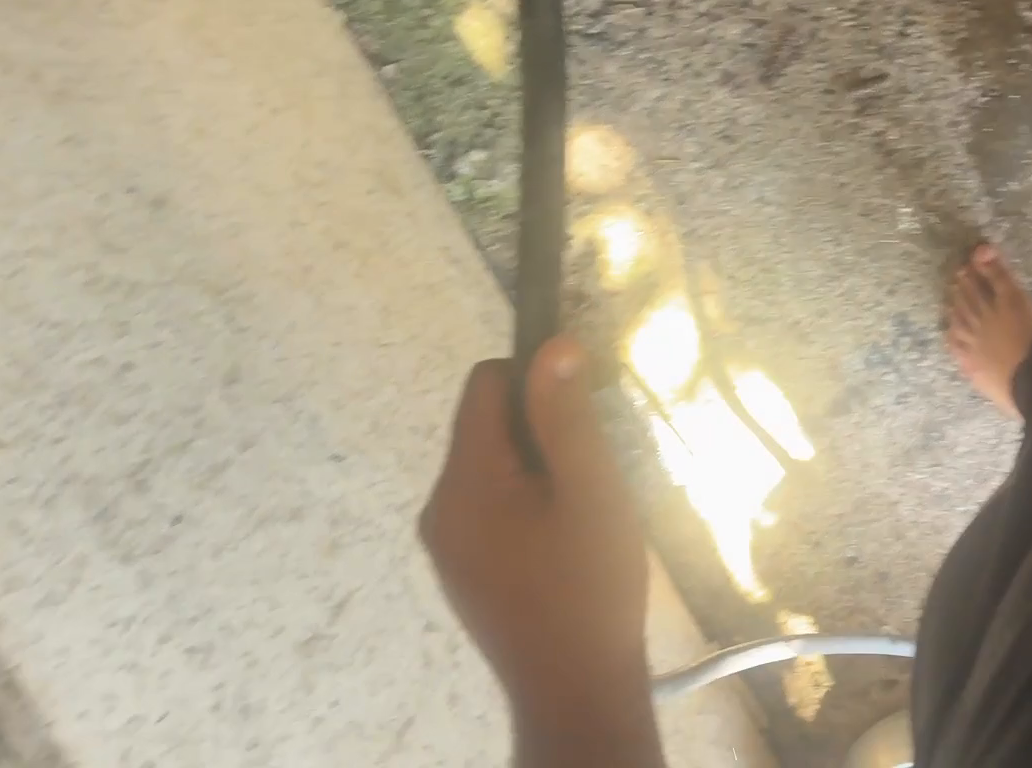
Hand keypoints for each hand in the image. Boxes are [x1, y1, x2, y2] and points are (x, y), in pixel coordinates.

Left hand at [420, 338, 661, 764]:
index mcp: (465, 479)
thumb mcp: (591, 488)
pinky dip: (527, 498)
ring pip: (493, 462)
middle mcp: (440, 504)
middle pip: (487, 422)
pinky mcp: (464, 565)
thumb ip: (566, 414)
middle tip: (589, 473)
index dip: (537, 379)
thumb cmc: (589, 583)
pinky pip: (490, 500)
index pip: (485, 382)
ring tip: (581, 510)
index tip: (580, 416)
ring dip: (538, 465)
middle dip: (541, 428)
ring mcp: (447, 541)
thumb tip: (554, 343)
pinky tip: (563, 539)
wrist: (576, 689)